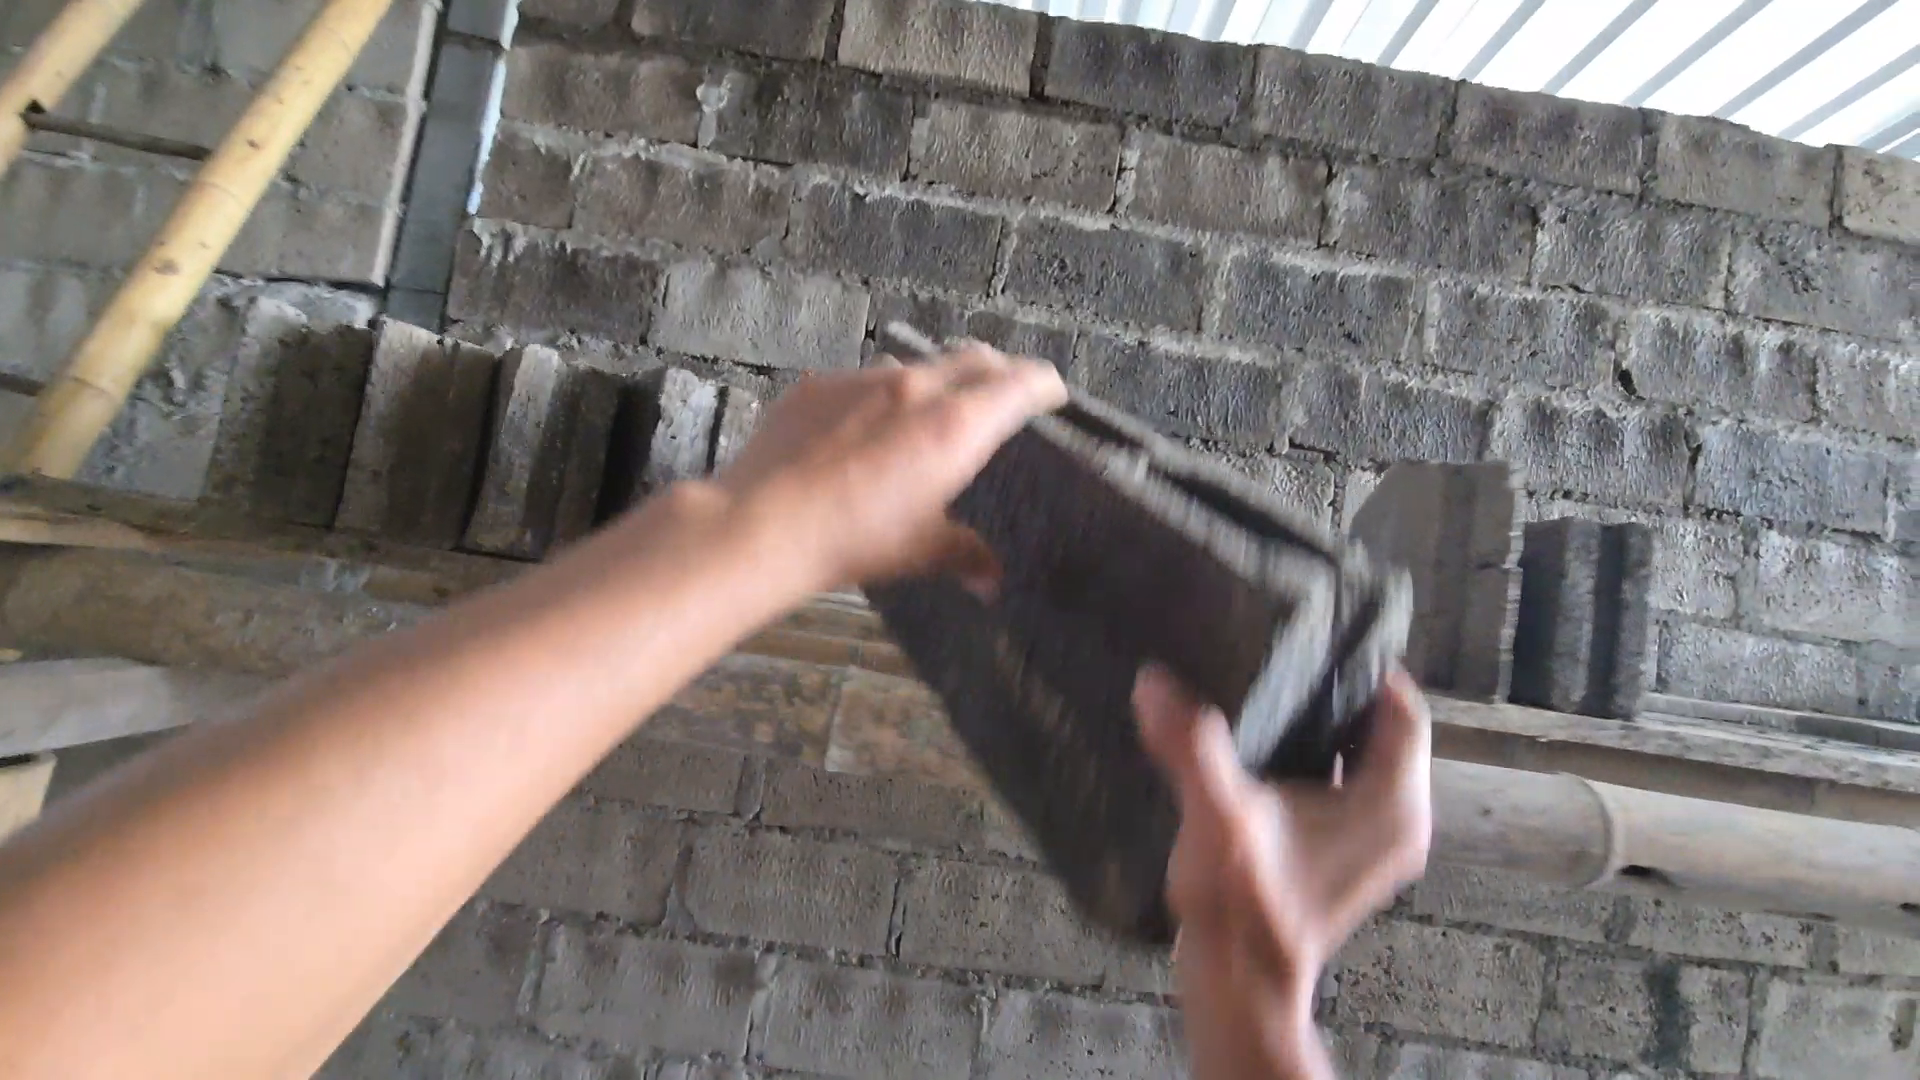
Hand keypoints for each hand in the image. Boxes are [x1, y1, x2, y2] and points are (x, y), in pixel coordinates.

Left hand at [714, 343, 1066, 592]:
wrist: (762, 524)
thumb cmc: (854, 540)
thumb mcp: (920, 550)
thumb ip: (966, 556)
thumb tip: (992, 580)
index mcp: (954, 426)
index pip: (1019, 384)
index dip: (1044, 385)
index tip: (1054, 393)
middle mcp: (915, 389)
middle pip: (976, 359)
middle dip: (1000, 372)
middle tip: (1005, 395)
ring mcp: (863, 380)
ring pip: (917, 367)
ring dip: (937, 383)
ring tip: (931, 414)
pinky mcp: (819, 384)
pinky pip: (864, 381)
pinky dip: (882, 398)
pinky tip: (864, 431)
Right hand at [1134, 667, 1431, 1079]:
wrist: (1239, 979)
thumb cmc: (1241, 901)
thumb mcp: (1217, 814)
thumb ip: (1189, 746)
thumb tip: (1152, 681)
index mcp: (1390, 805)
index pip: (1403, 712)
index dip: (1366, 671)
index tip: (1316, 639)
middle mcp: (1398, 822)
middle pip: (1382, 731)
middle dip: (1338, 692)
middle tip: (1283, 656)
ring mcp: (1374, 843)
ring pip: (1362, 758)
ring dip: (1324, 724)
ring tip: (1267, 689)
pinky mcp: (1345, 855)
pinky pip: (1344, 784)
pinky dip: (1315, 757)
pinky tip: (1262, 745)